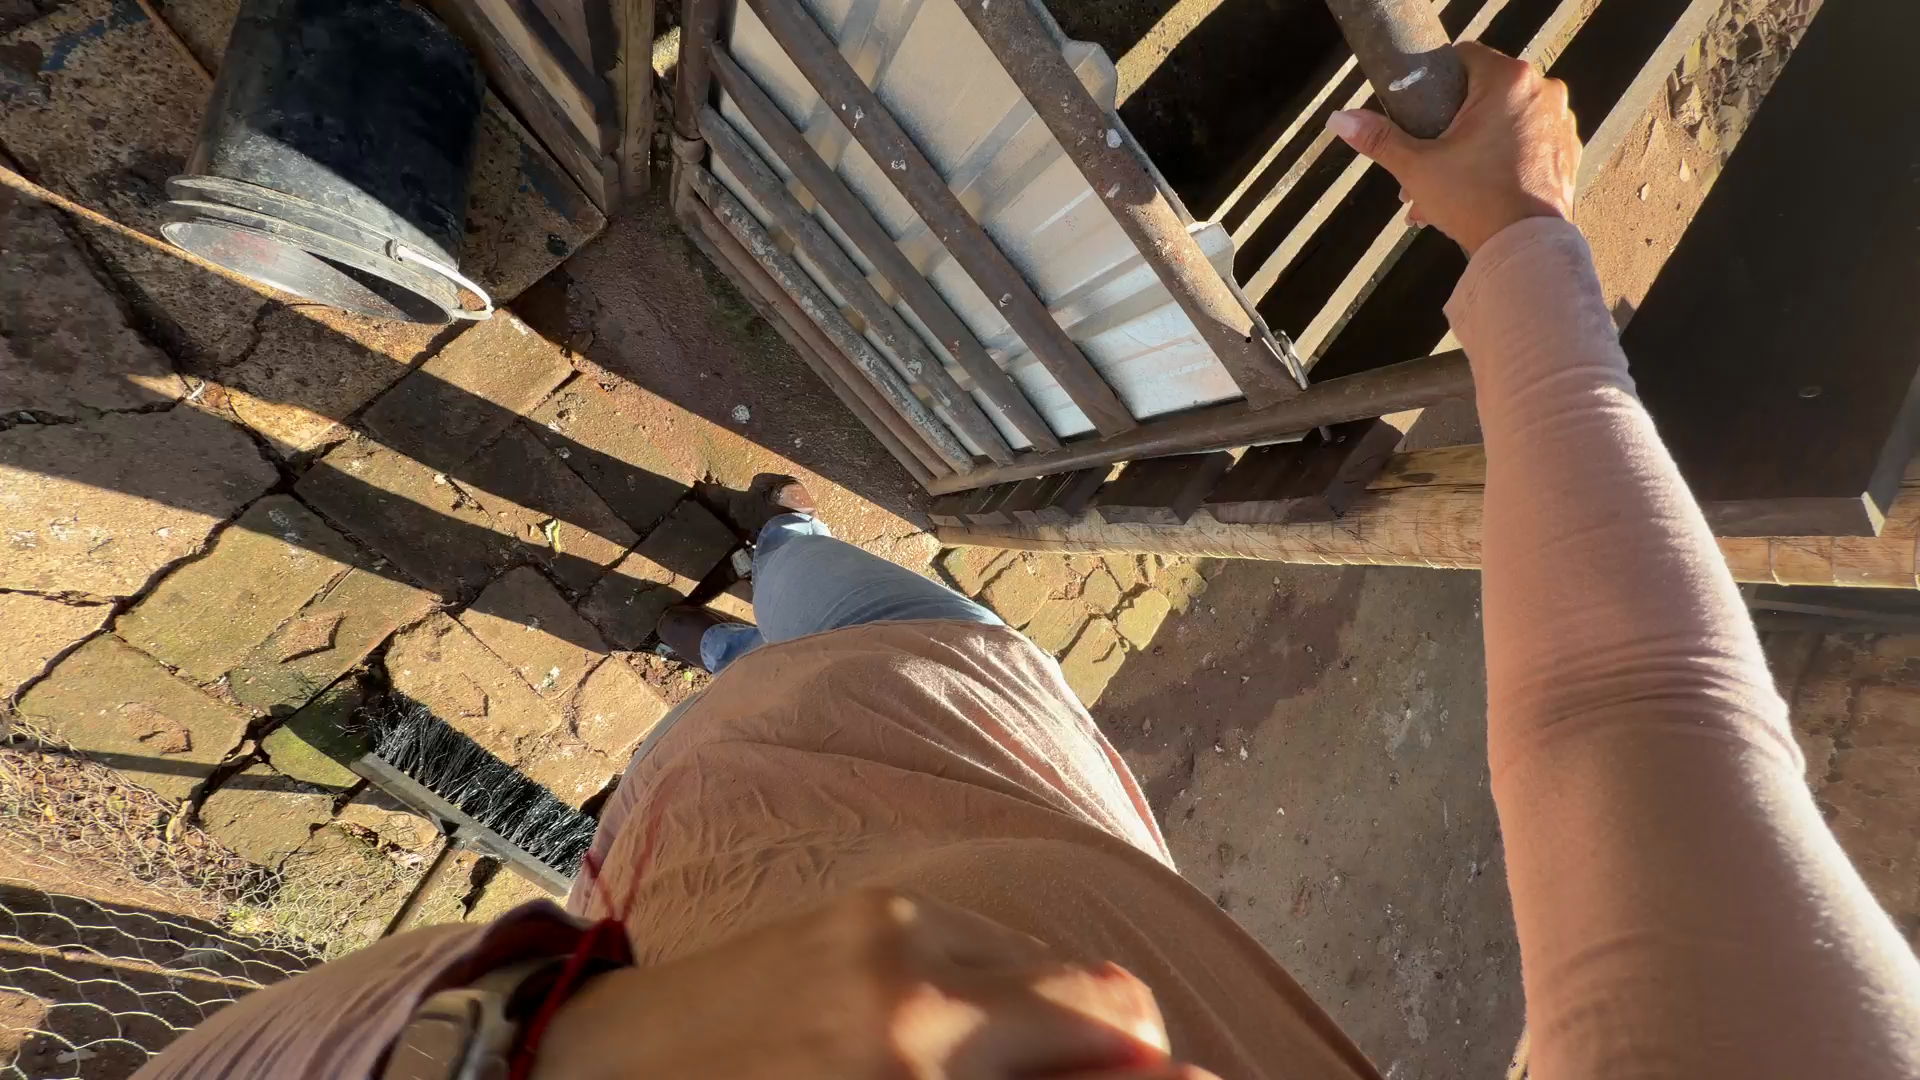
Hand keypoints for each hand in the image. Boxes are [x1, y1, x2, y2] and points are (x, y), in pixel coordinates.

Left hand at [528, 888, 1219, 1079]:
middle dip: (1132, 1048)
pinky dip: (1001, 987)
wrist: (616, 1065)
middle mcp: (925, 983)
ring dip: (1059, 1017)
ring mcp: (901, 927)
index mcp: (919, 1063)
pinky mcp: (877, 902)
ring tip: (1006, 1065)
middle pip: (1108, 994)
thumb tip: (1121, 1072)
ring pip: (1048, 960)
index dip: (1159, 1076)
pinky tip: (954, 1028)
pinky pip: (987, 940)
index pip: (1103, 1045)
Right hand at [1326, 41, 1580, 254]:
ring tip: (1440, 194)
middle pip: (1480, 98)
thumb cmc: (1471, 199)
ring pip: (1501, 126)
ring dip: (1468, 153)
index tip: (1418, 111)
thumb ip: (1380, 139)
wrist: (1522, 241)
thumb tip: (1340, 118)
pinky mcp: (1566, 149)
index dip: (1434, 83)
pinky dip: (1496, 165)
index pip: (1463, 57)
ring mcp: (1559, 120)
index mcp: (1506, 82)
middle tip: (1422, 169)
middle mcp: (1542, 90)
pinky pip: (1523, 147)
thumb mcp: (1415, 168)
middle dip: (1446, 133)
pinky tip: (1473, 195)